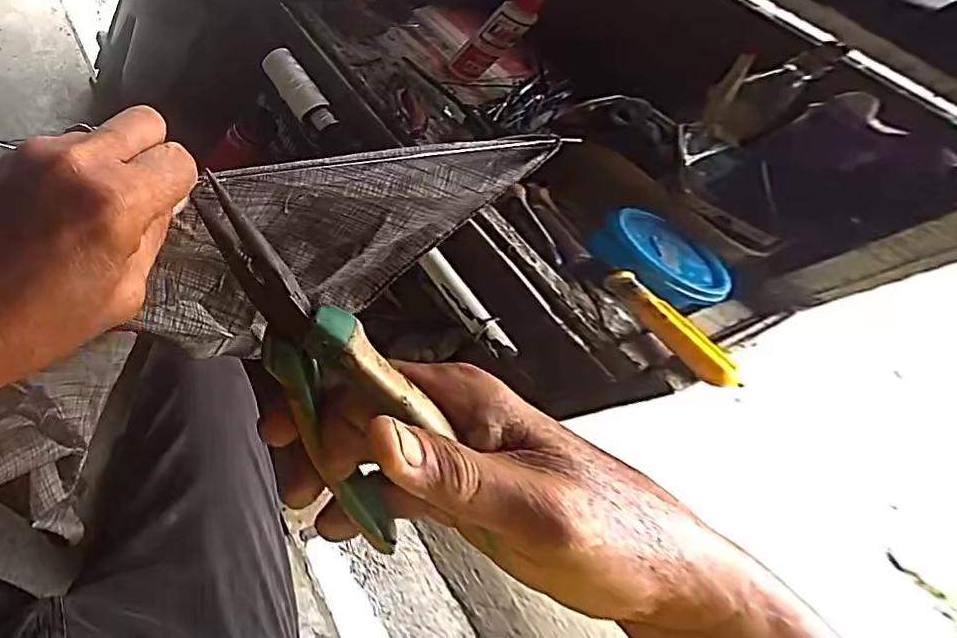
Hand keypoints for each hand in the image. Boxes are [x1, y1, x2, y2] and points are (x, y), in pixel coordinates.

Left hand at [0, 107, 196, 398]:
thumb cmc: (37, 324)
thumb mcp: (123, 293)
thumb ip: (153, 236)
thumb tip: (165, 202)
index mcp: (115, 202)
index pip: (178, 159)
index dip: (177, 185)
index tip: (165, 203)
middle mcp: (81, 162)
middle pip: (148, 121)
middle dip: (151, 155)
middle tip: (136, 194)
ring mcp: (44, 151)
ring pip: (106, 131)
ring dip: (111, 161)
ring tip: (87, 207)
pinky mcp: (17, 153)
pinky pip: (70, 145)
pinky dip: (76, 167)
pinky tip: (58, 205)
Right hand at [264, 362, 831, 637]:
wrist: (671, 578)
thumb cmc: (618, 532)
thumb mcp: (534, 508)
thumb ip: (453, 471)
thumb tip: (381, 432)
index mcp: (461, 396)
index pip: (371, 377)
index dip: (321, 393)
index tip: (285, 422)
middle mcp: (449, 411)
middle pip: (360, 407)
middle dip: (318, 438)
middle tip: (290, 476)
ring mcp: (451, 446)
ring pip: (369, 441)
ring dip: (333, 467)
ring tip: (305, 501)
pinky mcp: (456, 480)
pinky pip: (393, 477)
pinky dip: (362, 495)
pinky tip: (343, 518)